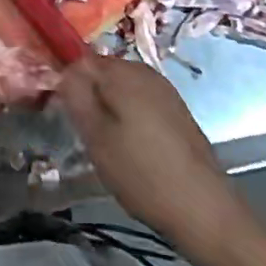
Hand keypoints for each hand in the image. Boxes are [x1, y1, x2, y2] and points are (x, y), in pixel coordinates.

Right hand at [57, 55, 246, 241]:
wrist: (201, 205)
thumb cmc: (140, 171)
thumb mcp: (96, 136)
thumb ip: (76, 95)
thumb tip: (64, 69)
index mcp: (121, 71)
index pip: (80, 60)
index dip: (67, 82)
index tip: (63, 111)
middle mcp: (143, 70)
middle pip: (103, 72)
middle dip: (90, 95)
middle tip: (86, 133)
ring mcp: (163, 88)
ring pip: (122, 88)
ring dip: (110, 107)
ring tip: (109, 144)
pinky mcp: (177, 108)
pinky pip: (141, 100)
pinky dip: (131, 116)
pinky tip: (133, 146)